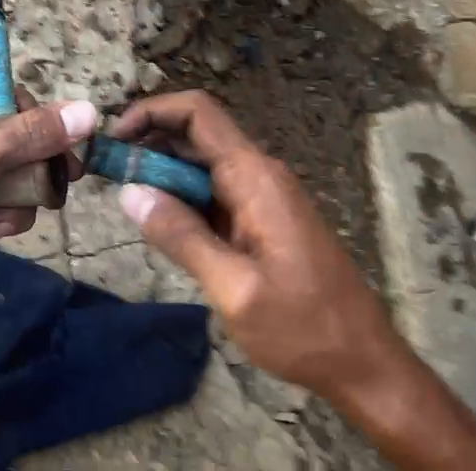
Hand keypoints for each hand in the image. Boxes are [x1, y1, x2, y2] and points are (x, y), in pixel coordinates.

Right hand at [111, 91, 408, 402]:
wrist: (367, 365)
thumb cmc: (304, 328)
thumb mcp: (234, 289)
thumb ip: (180, 236)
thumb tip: (129, 193)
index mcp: (255, 178)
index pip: (199, 113)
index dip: (152, 111)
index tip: (114, 137)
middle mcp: (260, 174)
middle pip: (196, 134)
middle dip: (148, 144)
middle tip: (109, 174)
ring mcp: (264, 195)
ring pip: (202, 163)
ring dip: (163, 173)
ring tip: (127, 199)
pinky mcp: (264, 218)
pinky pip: (215, 191)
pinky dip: (183, 197)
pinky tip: (162, 223)